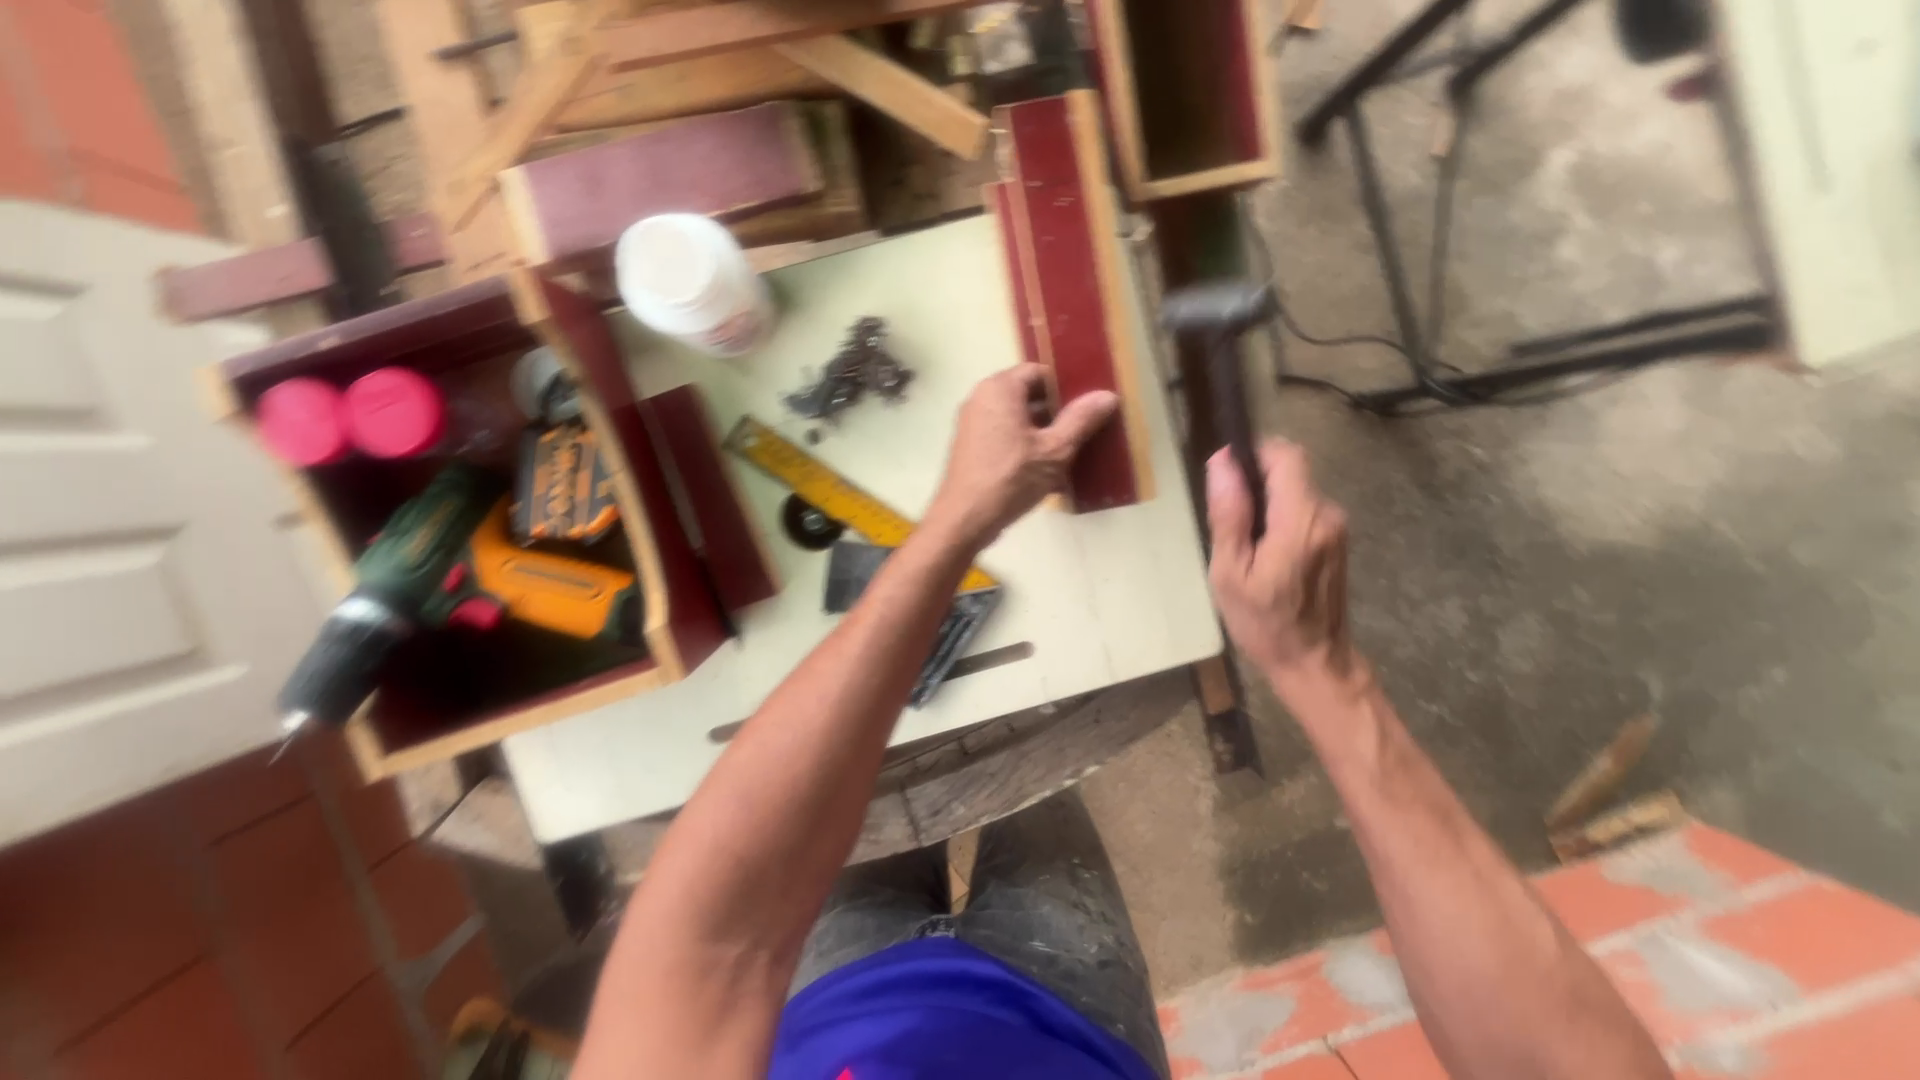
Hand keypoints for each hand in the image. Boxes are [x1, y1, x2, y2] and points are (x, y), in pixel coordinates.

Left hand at [924, 365, 1118, 549]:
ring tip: (1071, 452)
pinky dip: (1025, 447)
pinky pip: (1005, 436)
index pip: (1040, 372)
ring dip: (1043, 433)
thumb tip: (1107, 395)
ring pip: (1018, 419)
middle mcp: (981, 397)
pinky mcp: (971, 447)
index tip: (1088, 406)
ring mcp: (972, 423)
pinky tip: (1047, 470)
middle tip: (1085, 430)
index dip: (1066, 387)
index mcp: (1000, 388)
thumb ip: (1081, 419)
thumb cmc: (1011, 479)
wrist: (964, 520)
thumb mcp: (1055, 449)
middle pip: (1028, 395)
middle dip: (1057, 412)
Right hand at [1206, 440, 1354, 679]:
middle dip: (1254, 485)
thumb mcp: (1230, 573)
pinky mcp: (1337, 540)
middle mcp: (1326, 514)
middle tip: (1228, 525)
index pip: (1284, 454)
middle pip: (1289, 471)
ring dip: (1265, 505)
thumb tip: (1222, 463)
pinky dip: (1280, 520)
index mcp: (1300, 520)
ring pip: (1294, 491)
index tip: (1225, 481)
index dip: (1252, 455)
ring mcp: (1336, 527)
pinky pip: (1303, 511)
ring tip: (1244, 547)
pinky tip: (1265, 556)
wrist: (1314, 663)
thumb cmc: (1264, 624)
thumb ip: (1229, 514)